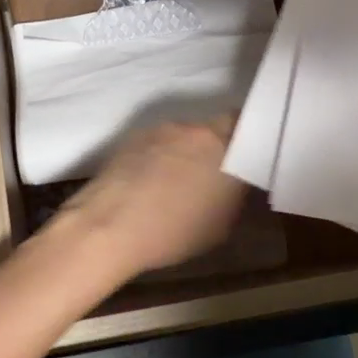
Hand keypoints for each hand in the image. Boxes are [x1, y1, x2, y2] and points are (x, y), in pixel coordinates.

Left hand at [51, 117, 247, 279]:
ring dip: (187, 152)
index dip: (248, 139)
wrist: (108, 225)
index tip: (249, 157)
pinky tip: (151, 183)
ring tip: (177, 184)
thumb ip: (234, 194)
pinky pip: (159, 142)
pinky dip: (160, 156)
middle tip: (214, 176)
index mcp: (224, 147)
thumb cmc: (172, 232)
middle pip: (215, 129)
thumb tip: (234, 183)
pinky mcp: (134, 136)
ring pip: (185, 135)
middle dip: (217, 148)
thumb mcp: (221, 225)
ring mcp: (161, 129)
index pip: (247, 125)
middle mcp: (195, 129)